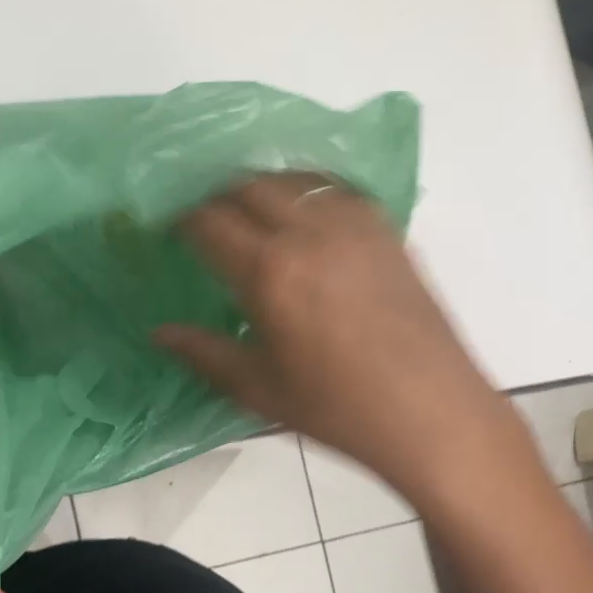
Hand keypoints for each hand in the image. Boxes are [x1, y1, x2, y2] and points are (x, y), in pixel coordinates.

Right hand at [155, 174, 524, 502]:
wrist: (433, 413)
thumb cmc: (339, 410)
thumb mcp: (259, 389)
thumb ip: (204, 354)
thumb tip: (159, 333)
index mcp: (270, 273)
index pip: (209, 223)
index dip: (180, 221)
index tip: (167, 231)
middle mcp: (309, 233)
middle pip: (247, 186)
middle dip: (215, 197)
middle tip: (201, 222)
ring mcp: (354, 224)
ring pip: (291, 179)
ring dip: (258, 187)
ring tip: (245, 213)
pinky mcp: (386, 229)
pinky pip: (334, 187)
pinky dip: (305, 189)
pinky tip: (300, 215)